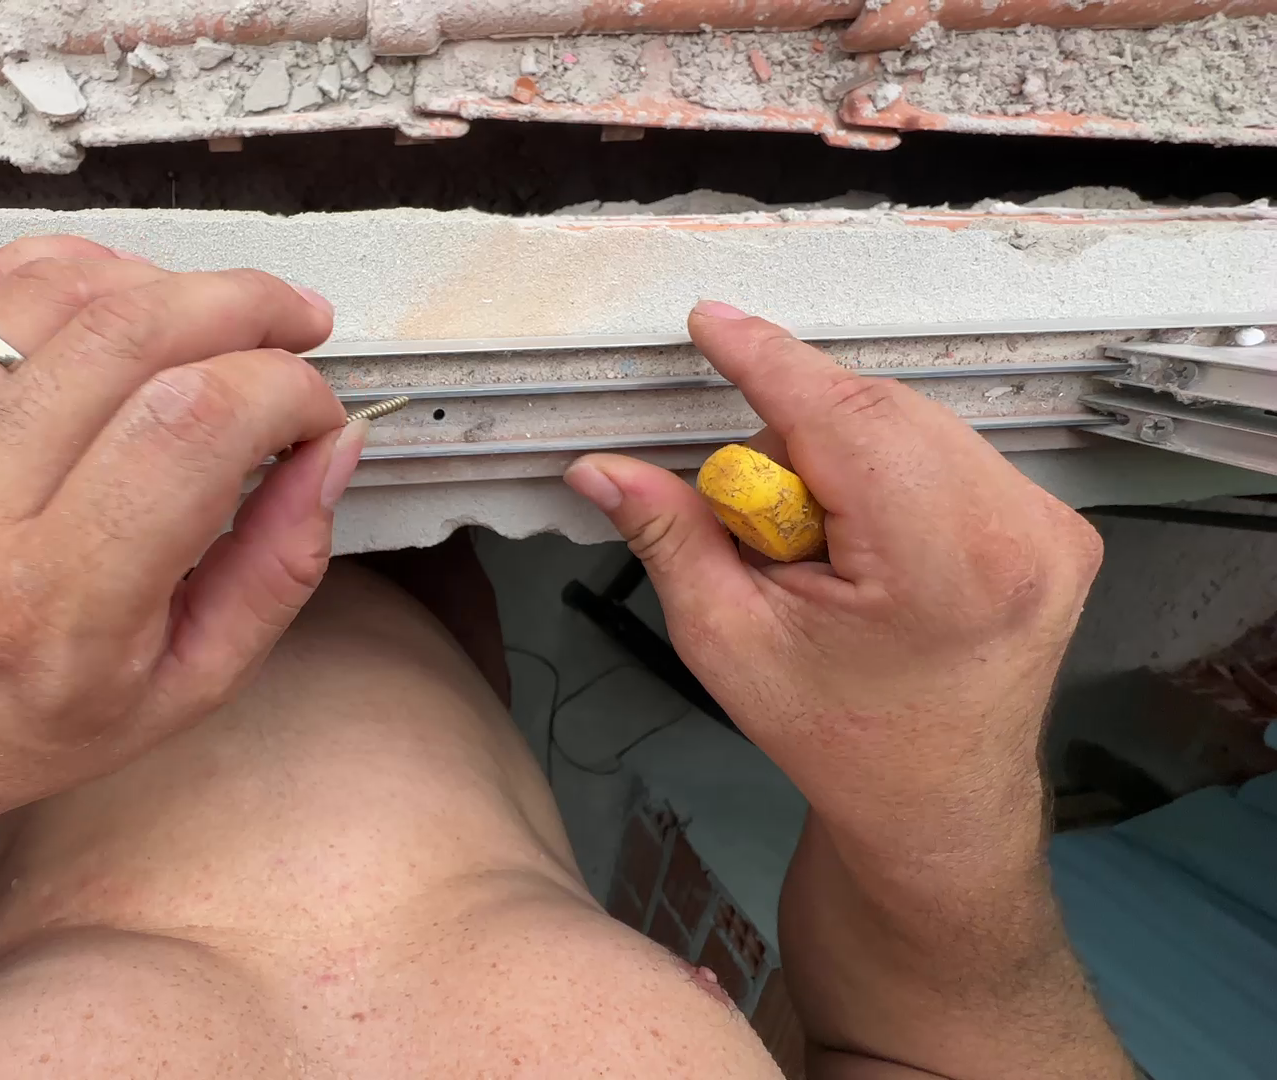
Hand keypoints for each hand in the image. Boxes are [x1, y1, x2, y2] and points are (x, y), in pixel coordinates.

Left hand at [0, 237, 357, 825]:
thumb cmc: (49, 720)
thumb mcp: (199, 679)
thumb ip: (281, 565)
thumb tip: (331, 451)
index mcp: (60, 604)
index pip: (191, 429)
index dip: (284, 392)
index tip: (317, 413)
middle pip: (129, 339)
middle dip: (244, 308)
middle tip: (296, 327)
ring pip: (60, 294)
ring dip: (170, 282)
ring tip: (222, 317)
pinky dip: (76, 266)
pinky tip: (129, 298)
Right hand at [564, 301, 1102, 872]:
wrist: (931, 796)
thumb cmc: (823, 727)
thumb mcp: (722, 636)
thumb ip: (665, 536)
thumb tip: (595, 469)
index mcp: (941, 564)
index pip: (842, 420)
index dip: (766, 361)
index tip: (710, 319)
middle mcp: (1020, 527)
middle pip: (872, 413)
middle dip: (785, 439)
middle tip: (745, 518)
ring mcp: (1050, 522)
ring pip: (903, 424)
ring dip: (824, 456)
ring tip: (798, 544)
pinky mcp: (1049, 523)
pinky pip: (933, 448)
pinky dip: (866, 467)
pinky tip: (846, 534)